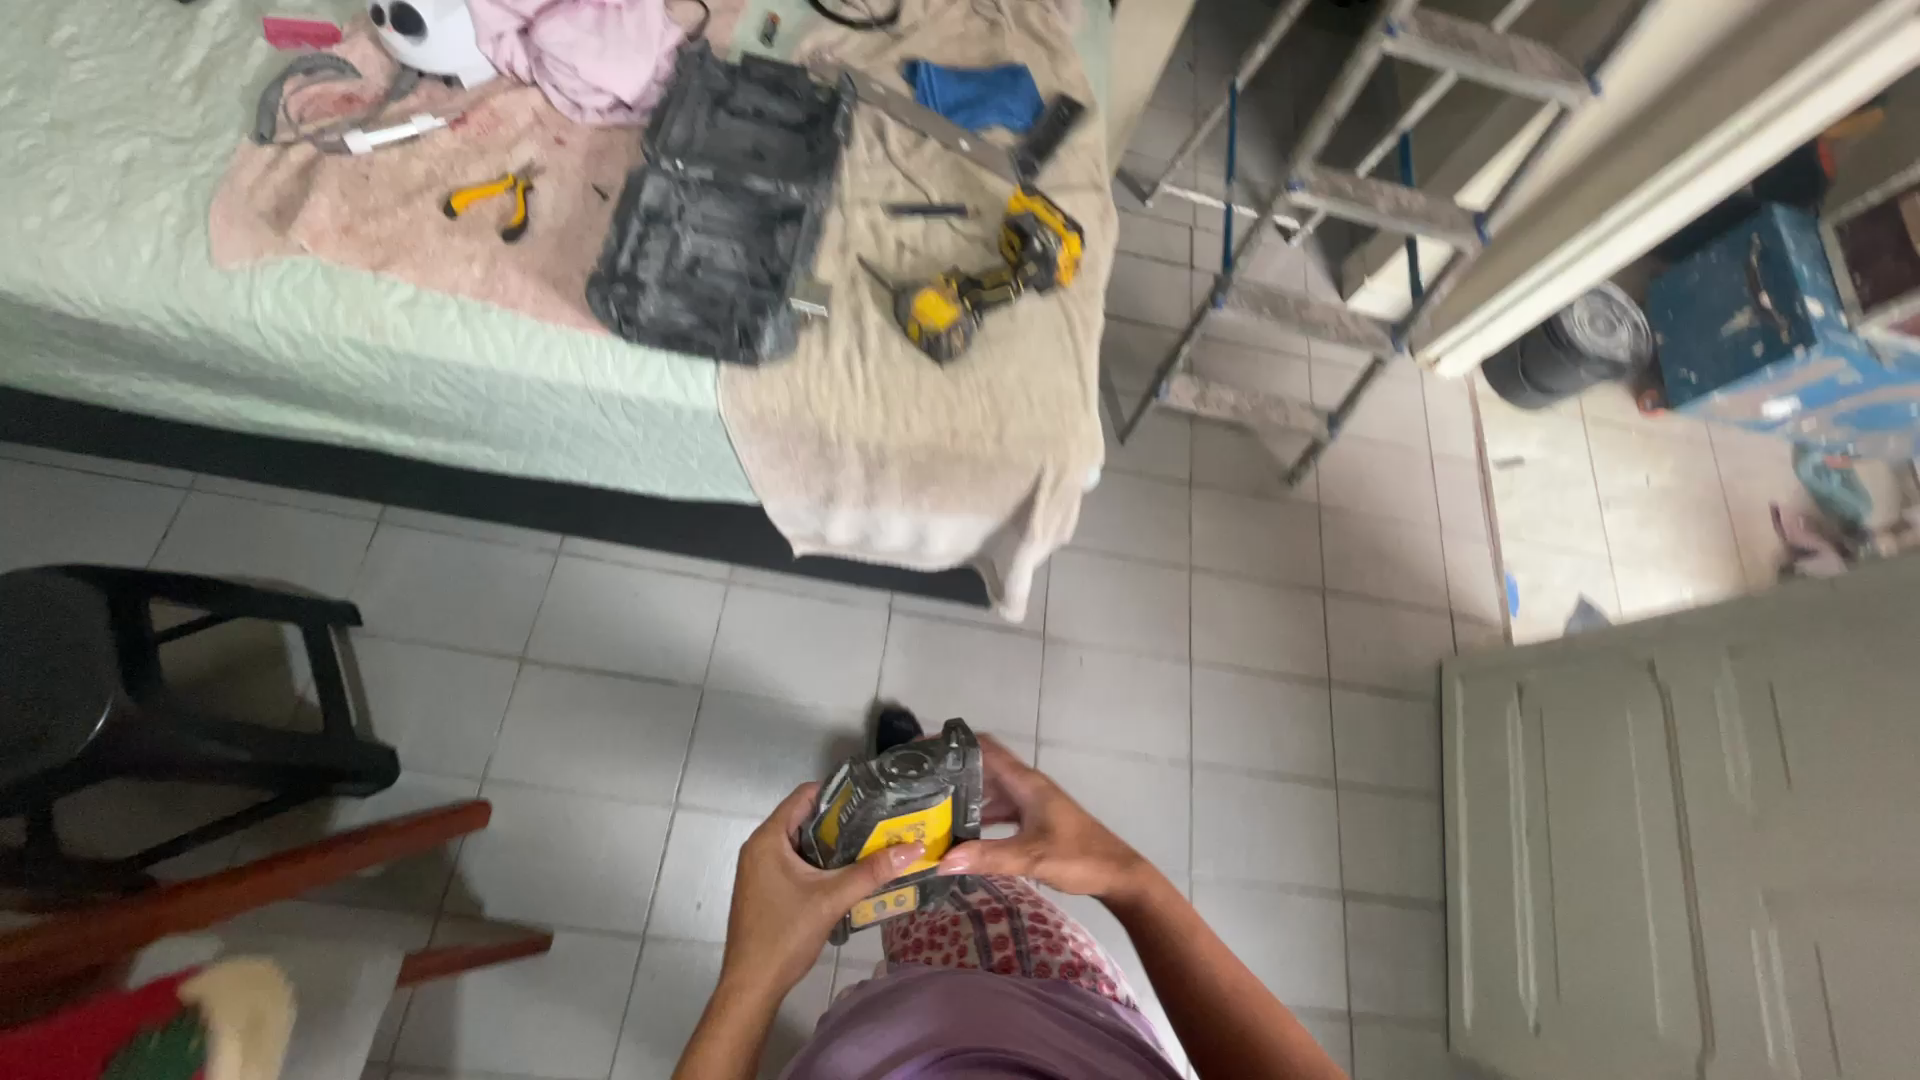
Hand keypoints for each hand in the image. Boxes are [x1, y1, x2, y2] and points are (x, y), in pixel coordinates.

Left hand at [718, 782, 924, 1004]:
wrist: (751, 987)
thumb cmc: (784, 935)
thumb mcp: (832, 899)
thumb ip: (872, 872)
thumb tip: (913, 849)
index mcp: (768, 838)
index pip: (804, 795)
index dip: (837, 792)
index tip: (870, 797)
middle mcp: (760, 846)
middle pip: (805, 818)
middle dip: (841, 819)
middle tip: (878, 822)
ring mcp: (760, 868)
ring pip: (803, 842)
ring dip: (833, 843)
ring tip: (871, 844)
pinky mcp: (766, 887)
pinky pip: (796, 861)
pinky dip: (821, 862)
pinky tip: (848, 872)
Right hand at [935, 734, 1151, 899]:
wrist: (1117, 874)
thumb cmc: (1078, 856)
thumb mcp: (1030, 857)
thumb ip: (987, 857)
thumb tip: (942, 861)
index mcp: (1026, 782)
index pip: (985, 748)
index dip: (955, 743)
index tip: (923, 748)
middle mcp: (1026, 785)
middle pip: (984, 769)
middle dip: (953, 772)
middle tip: (917, 783)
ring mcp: (1031, 803)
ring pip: (991, 792)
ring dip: (965, 798)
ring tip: (931, 808)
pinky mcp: (1034, 820)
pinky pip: (1000, 811)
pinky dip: (980, 818)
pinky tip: (962, 835)